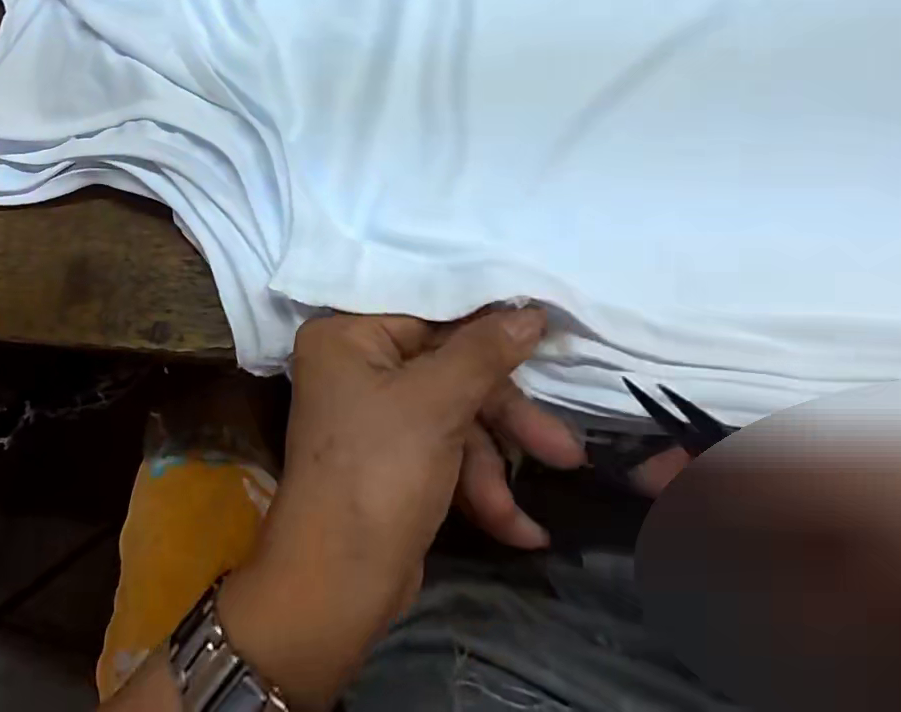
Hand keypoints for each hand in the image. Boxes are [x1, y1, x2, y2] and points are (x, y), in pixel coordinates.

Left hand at [217, 309, 549, 709]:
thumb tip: (530, 310)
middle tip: (563, 444)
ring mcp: (374, 413)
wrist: (337, 588)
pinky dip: (478, 483)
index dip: (488, 324)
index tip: (543, 327)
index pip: (428, 313)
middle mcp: (355, 366)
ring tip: (554, 486)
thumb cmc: (378, 473)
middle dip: (505, 412)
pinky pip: (443, 449)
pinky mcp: (392, 455)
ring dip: (498, 458)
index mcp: (346, 336)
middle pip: (447, 368)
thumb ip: (485, 352)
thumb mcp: (436, 404)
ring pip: (453, 413)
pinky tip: (518, 528)